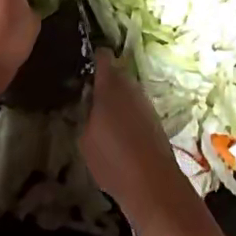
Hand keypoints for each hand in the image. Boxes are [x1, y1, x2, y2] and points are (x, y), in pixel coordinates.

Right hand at [81, 49, 179, 207]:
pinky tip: (116, 128)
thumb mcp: (85, 139)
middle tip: (85, 92)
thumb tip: (89, 105)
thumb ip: (86, 115)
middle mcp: (130, 86)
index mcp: (110, 85)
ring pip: (126, 89)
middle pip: (116, 73)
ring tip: (98, 113)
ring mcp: (144, 100)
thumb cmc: (112, 158)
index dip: (93, 56)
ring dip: (115, 96)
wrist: (151, 180)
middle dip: (103, 80)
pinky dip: (125, 110)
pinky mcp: (153, 116)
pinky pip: (134, 105)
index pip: (103, 57)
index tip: (81, 60)